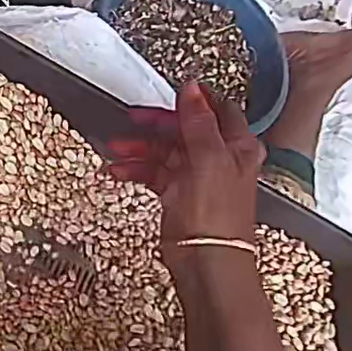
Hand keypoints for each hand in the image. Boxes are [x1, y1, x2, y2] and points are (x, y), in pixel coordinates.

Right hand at [104, 82, 265, 266]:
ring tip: (115, 149)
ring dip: (139, 149)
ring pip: (165, 152)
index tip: (171, 91)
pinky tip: (118, 171)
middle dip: (156, 125)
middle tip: (131, 119)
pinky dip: (137, 170)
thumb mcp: (209, 159)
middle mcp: (218, 159)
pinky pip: (154, 174)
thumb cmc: (216, 215)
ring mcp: (196, 177)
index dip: (195, 99)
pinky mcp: (177, 195)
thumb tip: (191, 89)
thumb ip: (198, 122)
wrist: (206, 261)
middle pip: (184, 131)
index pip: (217, 111)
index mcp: (236, 145)